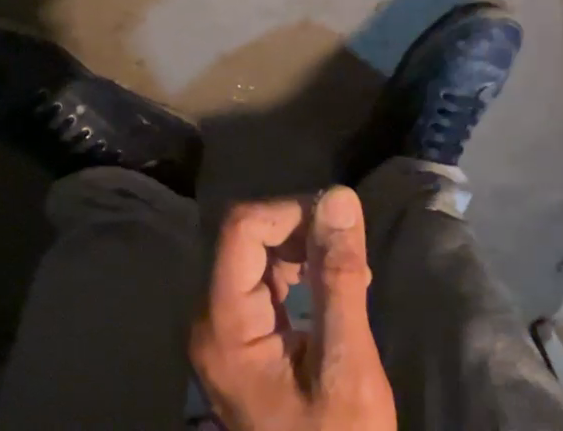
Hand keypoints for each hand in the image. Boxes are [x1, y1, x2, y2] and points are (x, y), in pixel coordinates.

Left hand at [190, 188, 396, 430]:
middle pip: (246, 238)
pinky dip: (300, 273)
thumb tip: (339, 197)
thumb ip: (338, 277)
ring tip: (351, 274)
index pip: (241, 228)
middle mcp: (211, 321)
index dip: (291, 212)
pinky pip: (265, 283)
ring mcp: (224, 332)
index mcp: (224, 325)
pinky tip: (337, 290)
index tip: (341, 227)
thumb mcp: (347, 364)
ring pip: (256, 255)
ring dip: (304, 251)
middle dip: (301, 231)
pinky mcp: (243, 341)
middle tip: (351, 254)